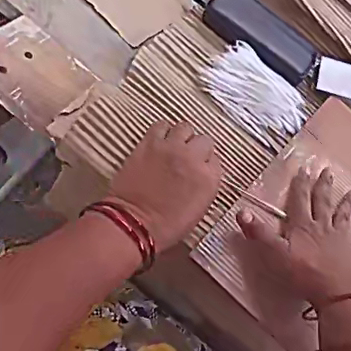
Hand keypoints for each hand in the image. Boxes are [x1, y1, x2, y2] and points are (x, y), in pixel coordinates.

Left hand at [106, 121, 222, 247]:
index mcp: (209, 178)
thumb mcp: (198, 209)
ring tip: (174, 146)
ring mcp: (172, 147)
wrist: (134, 222)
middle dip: (197, 149)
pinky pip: (162, 125)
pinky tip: (160, 140)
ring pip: (186, 128)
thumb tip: (200, 174)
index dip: (206, 165)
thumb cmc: (167, 225)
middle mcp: (194, 158)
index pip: (216, 161)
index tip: (198, 170)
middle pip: (205, 141)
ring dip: (182, 136)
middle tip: (186, 159)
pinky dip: (163, 130)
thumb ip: (204, 186)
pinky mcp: (150, 142)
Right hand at [236, 166, 350, 306]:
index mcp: (303, 226)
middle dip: (323, 187)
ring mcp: (340, 241)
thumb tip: (242, 211)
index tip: (304, 168)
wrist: (335, 292)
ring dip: (347, 206)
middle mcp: (323, 228)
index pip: (300, 200)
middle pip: (322, 203)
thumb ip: (259, 233)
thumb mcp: (275, 252)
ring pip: (343, 219)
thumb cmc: (303, 272)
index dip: (301, 184)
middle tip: (328, 171)